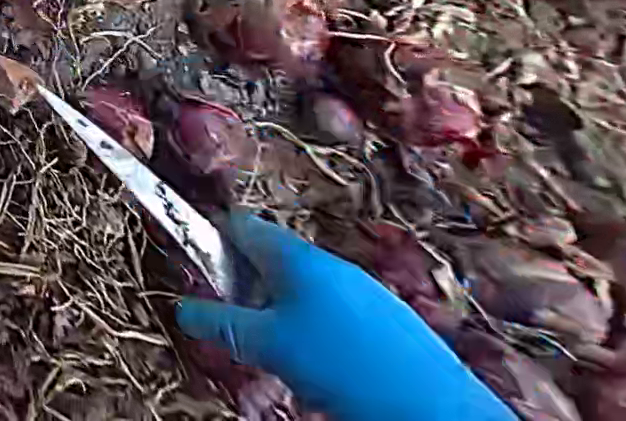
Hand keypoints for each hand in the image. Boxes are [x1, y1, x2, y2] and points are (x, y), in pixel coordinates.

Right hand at [177, 214, 513, 420]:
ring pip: (300, 287)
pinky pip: (333, 309)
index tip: (199, 268)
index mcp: (293, 255)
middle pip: (269, 256)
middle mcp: (325, 261)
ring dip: (279, 309)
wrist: (443, 414)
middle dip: (247, 285)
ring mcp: (360, 288)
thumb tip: (182, 309)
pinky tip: (324, 369)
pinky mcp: (387, 319)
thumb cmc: (344, 367)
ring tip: (281, 353)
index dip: (212, 238)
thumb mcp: (271, 347)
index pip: (238, 224)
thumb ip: (224, 324)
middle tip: (240, 325)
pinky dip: (314, 327)